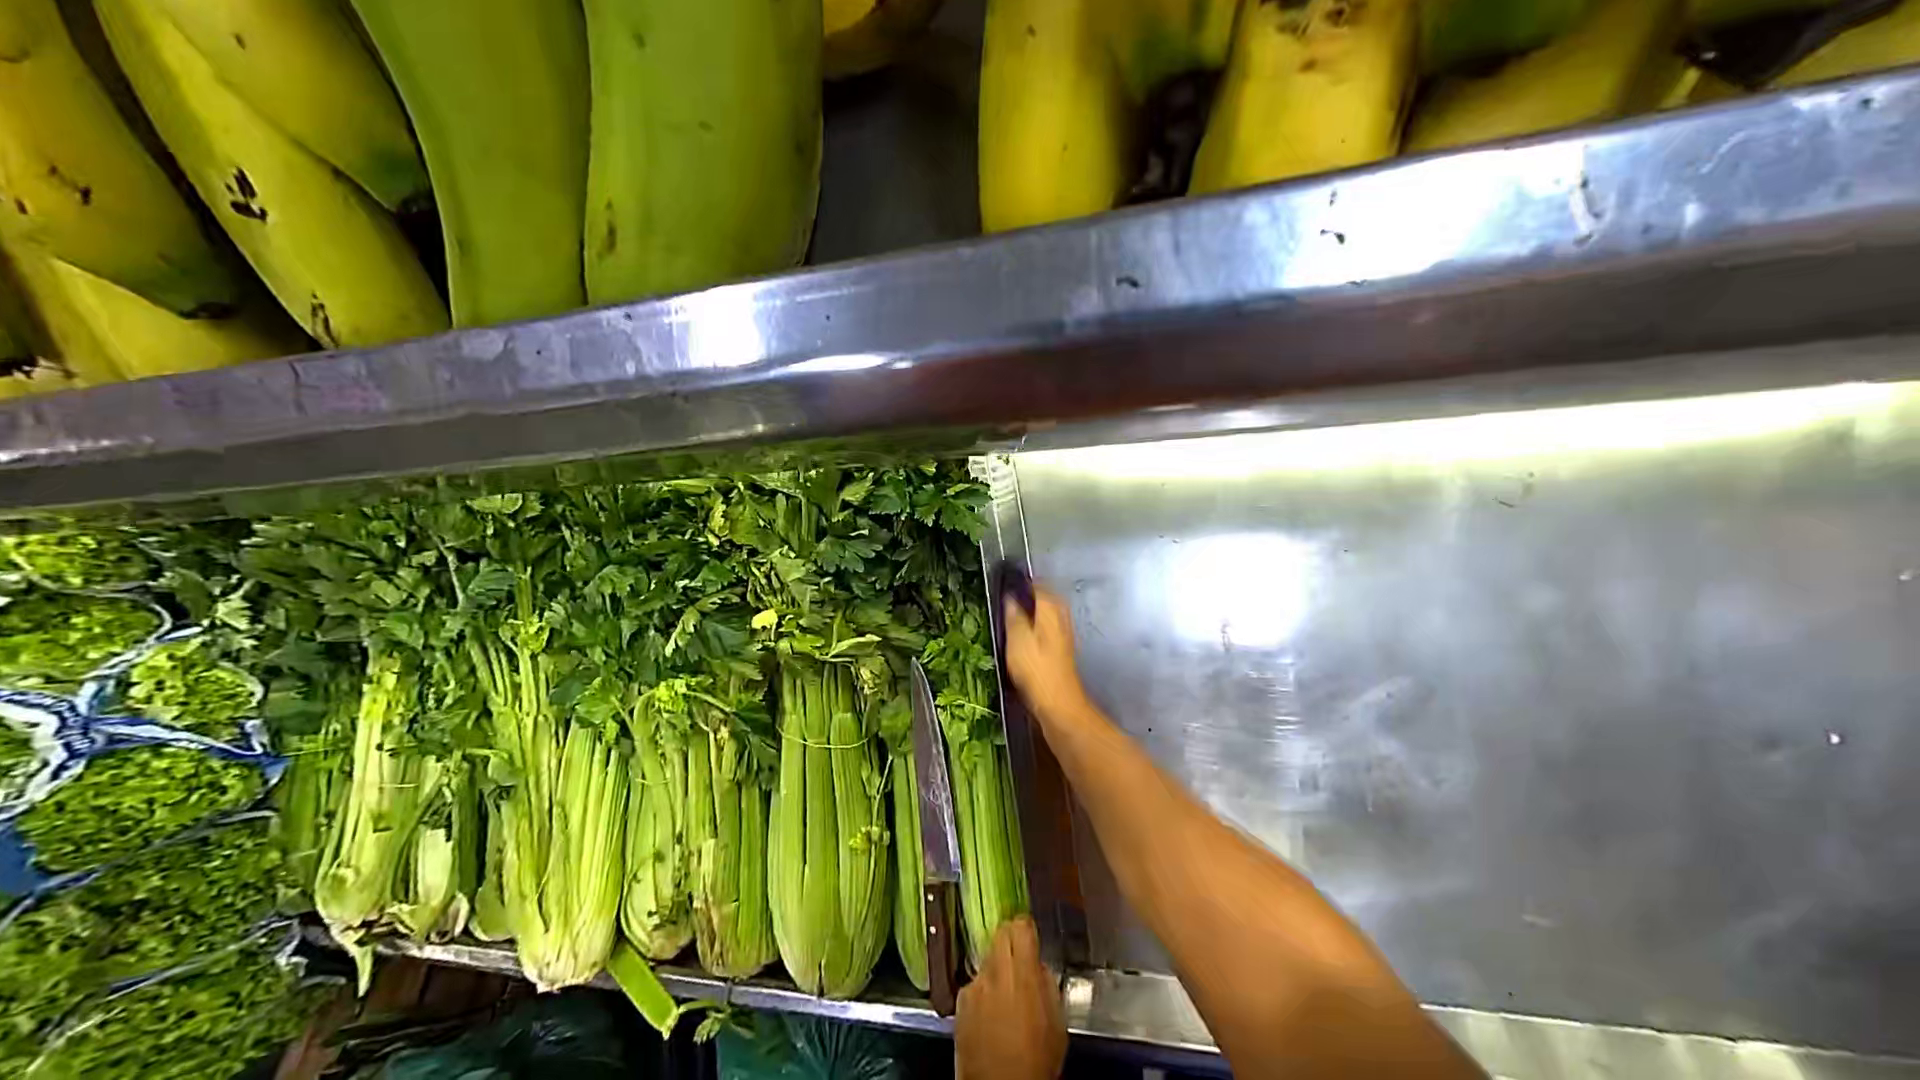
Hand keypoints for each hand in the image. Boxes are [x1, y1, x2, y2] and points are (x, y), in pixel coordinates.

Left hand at [955, 917, 1065, 1079]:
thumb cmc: (1036, 1062)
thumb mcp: (1056, 1023)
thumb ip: (1047, 985)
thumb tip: (1038, 966)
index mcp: (1023, 974)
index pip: (1020, 926)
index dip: (1026, 926)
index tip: (1030, 932)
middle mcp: (995, 973)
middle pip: (1000, 933)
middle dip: (1011, 939)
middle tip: (1020, 956)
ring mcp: (974, 986)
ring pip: (987, 959)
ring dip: (997, 967)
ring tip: (1007, 993)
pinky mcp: (960, 1001)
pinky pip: (975, 983)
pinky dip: (983, 989)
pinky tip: (991, 1012)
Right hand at [1004, 587, 1089, 729]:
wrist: (1058, 703)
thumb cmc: (1037, 670)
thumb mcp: (1017, 639)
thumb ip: (1013, 616)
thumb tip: (1010, 599)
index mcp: (1051, 611)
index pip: (1039, 585)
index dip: (1024, 581)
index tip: (1009, 579)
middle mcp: (1061, 619)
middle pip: (1047, 598)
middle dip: (1031, 594)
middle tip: (1012, 593)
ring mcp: (1064, 635)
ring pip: (1049, 613)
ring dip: (1034, 610)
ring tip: (1015, 612)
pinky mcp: (1061, 651)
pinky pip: (1048, 628)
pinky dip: (1037, 626)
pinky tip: (1025, 635)